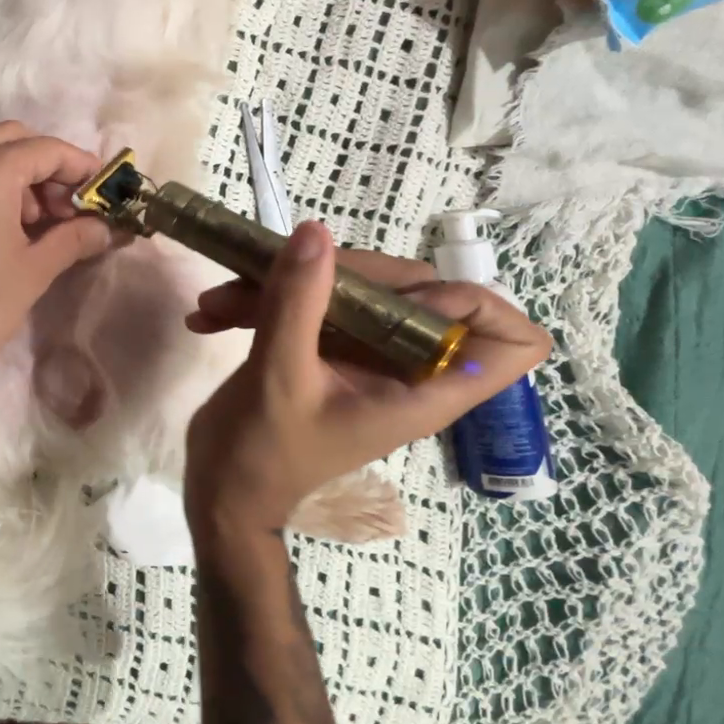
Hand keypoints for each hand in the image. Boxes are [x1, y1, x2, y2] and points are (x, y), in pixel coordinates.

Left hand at [0, 122, 113, 427]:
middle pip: (7, 138)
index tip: (98, 189)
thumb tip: (106, 227)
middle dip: (41, 163)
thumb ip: (74, 237)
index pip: (43, 149)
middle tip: (62, 204)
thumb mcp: (35, 270)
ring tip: (26, 219)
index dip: (79, 165)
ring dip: (6, 171)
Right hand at [183, 221, 551, 533]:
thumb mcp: (279, 376)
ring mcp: (359, 356)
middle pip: (413, 292)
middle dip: (340, 274)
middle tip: (279, 275)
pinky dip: (259, 300)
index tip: (398, 302)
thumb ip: (298, 303)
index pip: (513, 342)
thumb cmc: (263, 453)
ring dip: (278, 284)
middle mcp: (402, 367)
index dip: (471, 305)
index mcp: (424, 388)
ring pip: (350, 290)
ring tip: (216, 303)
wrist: (220, 491)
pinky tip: (210, 315)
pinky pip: (308, 302)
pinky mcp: (320, 349)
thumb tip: (314, 232)